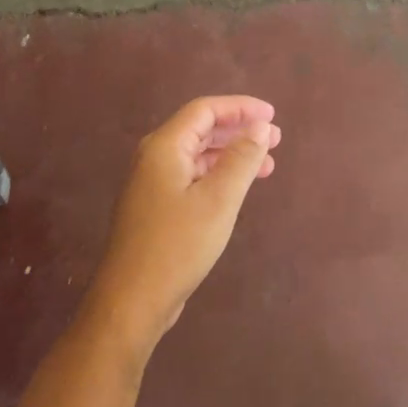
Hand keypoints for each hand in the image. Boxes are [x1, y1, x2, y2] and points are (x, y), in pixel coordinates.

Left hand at [85, 96, 280, 348]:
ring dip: (231, 155)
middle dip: (238, 130)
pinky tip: (237, 189)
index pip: (204, 110)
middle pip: (200, 130)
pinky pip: (191, 176)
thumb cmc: (177, 245)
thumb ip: (241, 159)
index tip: (272, 115)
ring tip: (266, 165)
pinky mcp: (155, 207)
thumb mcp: (218, 200)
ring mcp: (151, 183)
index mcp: (164, 147)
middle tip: (275, 139)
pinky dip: (217, 175)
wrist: (132, 299)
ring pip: (196, 155)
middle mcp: (154, 157)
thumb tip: (259, 127)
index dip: (239, 107)